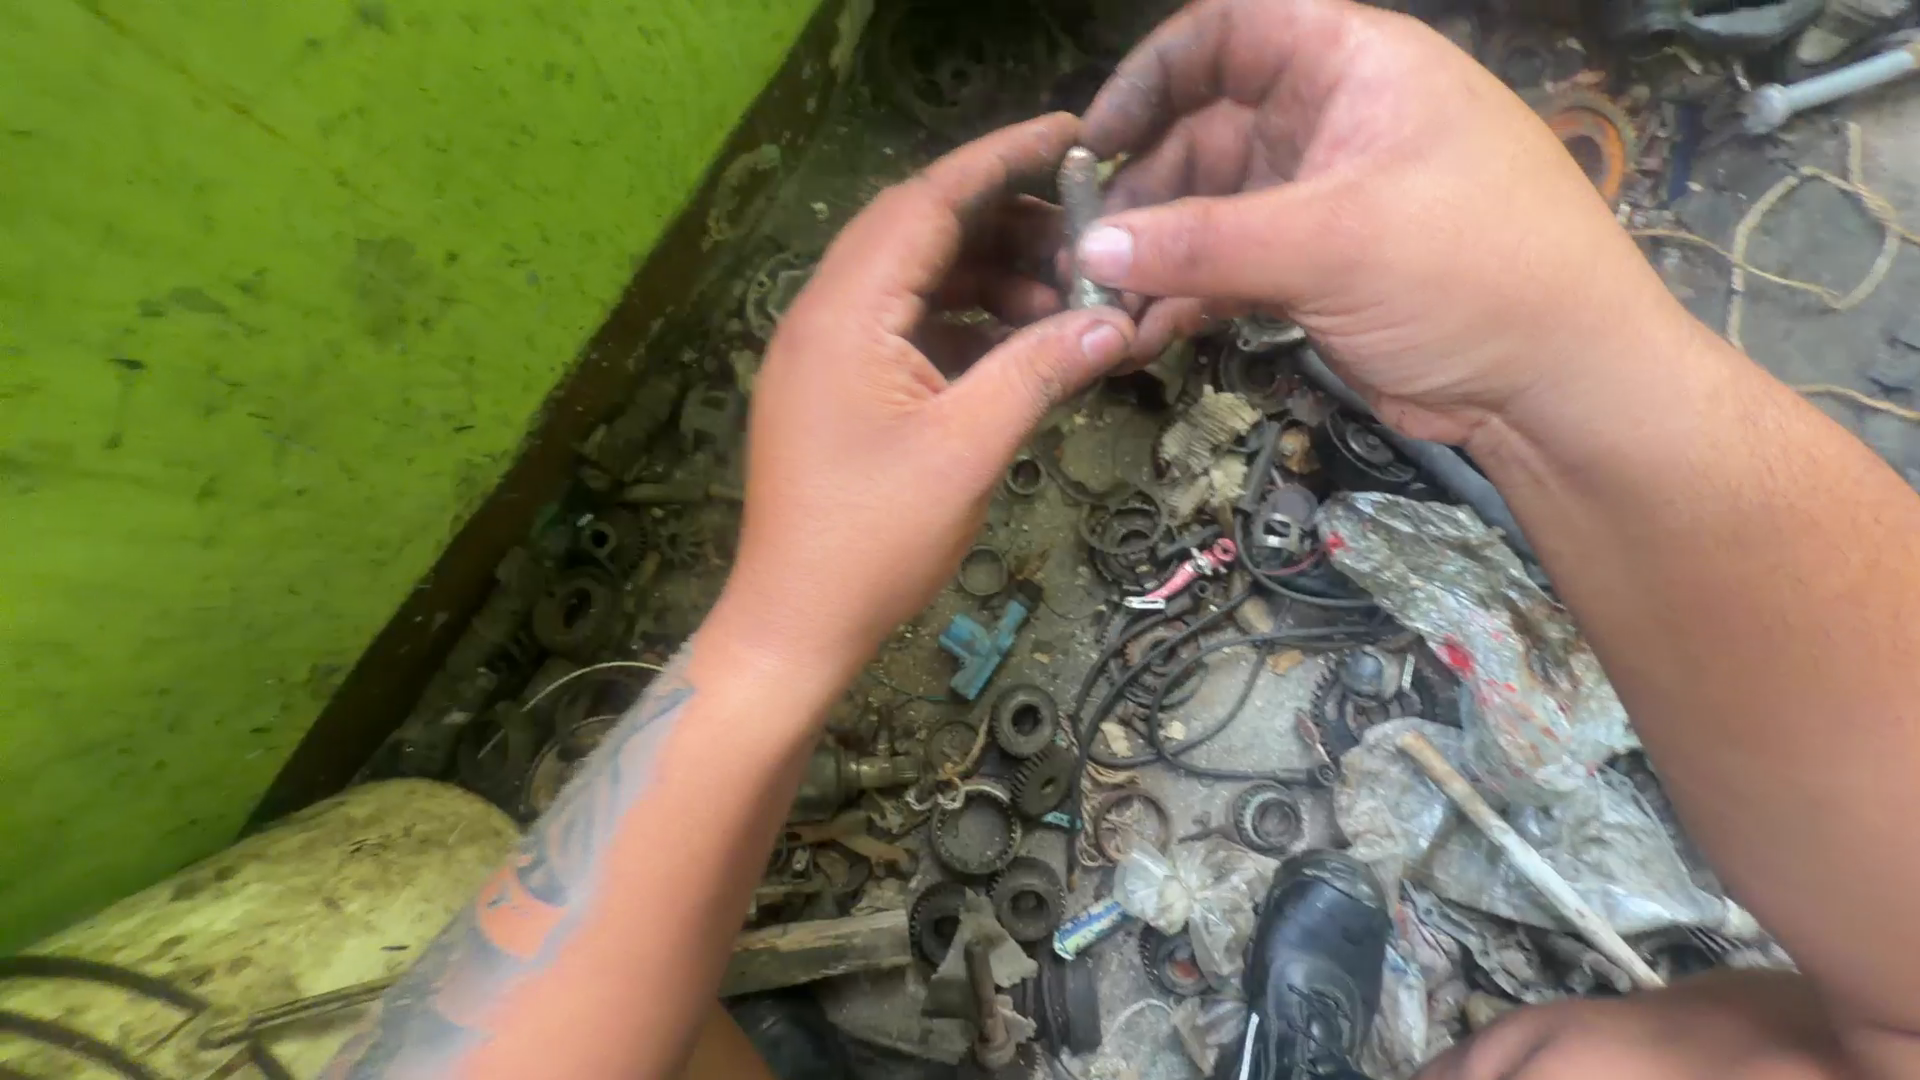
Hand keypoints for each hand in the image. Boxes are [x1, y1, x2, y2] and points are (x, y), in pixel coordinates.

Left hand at [713, 115, 1137, 678]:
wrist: (799, 623)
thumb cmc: (876, 539)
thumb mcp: (969, 448)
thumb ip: (1041, 369)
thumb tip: (1116, 321)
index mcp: (845, 312)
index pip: (928, 201)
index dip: (1002, 161)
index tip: (1072, 138)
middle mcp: (824, 316)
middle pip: (919, 236)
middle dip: (1005, 230)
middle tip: (1081, 246)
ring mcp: (825, 357)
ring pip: (914, 287)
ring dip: (986, 285)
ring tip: (1059, 306)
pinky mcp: (837, 393)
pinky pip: (905, 336)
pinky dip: (960, 332)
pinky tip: (1014, 350)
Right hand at [1076, 0, 1692, 444]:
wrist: (1544, 385)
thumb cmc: (1469, 273)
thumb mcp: (1333, 243)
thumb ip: (1205, 244)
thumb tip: (1090, 250)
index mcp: (1347, 69)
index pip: (1229, 33)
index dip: (1152, 76)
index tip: (1094, 144)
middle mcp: (1320, 128)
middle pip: (1197, 140)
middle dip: (1139, 201)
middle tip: (1084, 264)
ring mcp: (1307, 208)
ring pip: (1200, 219)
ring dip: (1151, 264)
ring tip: (1109, 314)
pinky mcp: (1299, 275)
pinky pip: (1218, 275)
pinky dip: (1180, 302)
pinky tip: (1146, 337)